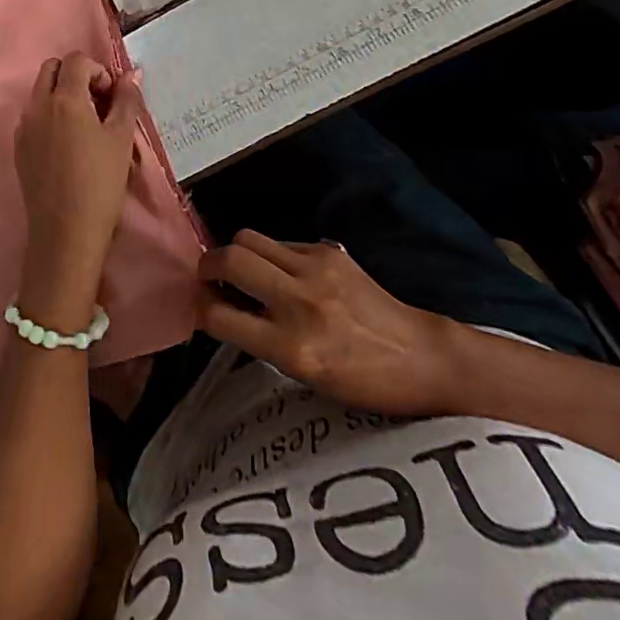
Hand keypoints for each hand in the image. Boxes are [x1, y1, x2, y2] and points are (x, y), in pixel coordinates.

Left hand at [15, 52, 141, 323]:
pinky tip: (68, 148)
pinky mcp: (19, 150)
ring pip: (40, 94)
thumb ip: (127, 102)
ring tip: (86, 128)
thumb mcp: (122, 140)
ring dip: (62, 96)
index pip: (76, 61)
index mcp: (64, 99)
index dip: (99, 71)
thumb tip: (132, 75)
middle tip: (99, 105)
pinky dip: (51, 118)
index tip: (113, 97)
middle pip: (52, 70)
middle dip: (77, 77)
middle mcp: (37, 107)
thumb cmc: (101, 183)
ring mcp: (23, 129)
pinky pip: (33, 119)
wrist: (66, 231)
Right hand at [197, 230, 465, 416]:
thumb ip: (259, 340)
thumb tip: (223, 307)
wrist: (420, 355)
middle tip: (210, 279)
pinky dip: (271, 254)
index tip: (200, 306)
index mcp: (290, 348)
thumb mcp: (301, 374)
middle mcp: (299, 302)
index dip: (199, 308)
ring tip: (243, 272)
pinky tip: (283, 273)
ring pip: (250, 238)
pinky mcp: (331, 251)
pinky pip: (282, 241)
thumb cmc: (360, 381)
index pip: (218, 314)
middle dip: (208, 266)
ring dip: (237, 253)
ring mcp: (317, 269)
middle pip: (229, 258)